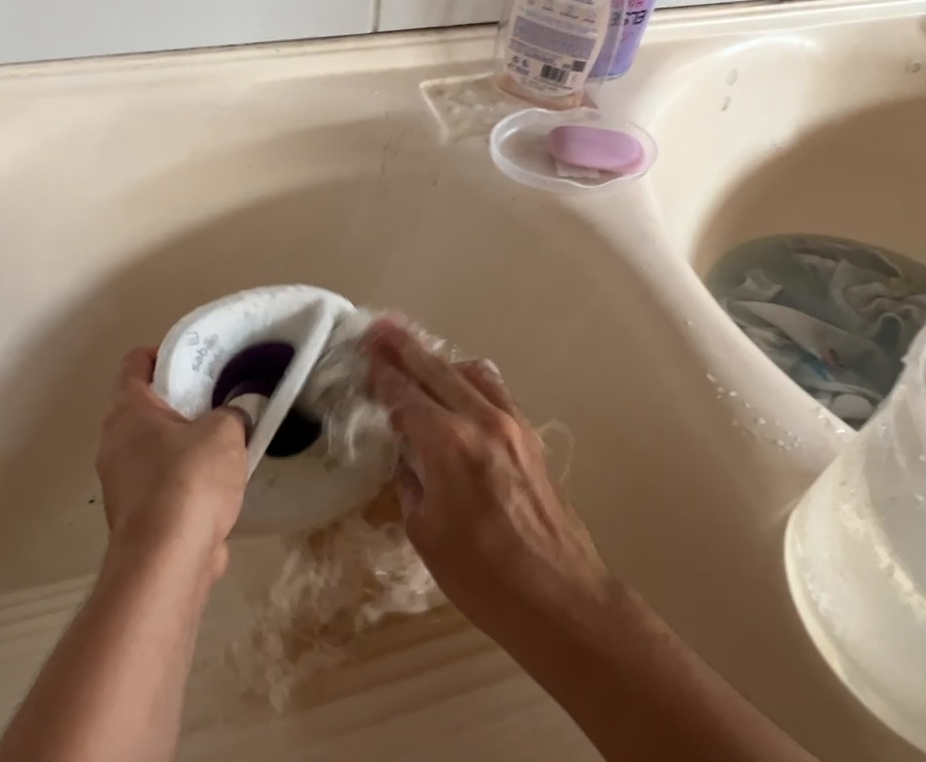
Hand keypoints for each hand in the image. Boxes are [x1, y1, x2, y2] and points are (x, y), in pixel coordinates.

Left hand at [96, 348, 249, 575]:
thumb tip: (234, 418)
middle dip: (182, 400)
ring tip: (226, 442)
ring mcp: (121, 482)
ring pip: (155, 447)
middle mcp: (114, 442)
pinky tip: (218, 484)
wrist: (168, 558)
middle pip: (147, 406)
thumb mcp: (225, 432)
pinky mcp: (137, 515)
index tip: (197, 357)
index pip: (135, 363)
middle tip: (221, 398)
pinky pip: (162, 481)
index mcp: (127, 411)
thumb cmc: (189, 480)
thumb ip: (233, 414)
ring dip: (185, 442)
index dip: (164, 352)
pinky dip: (185, 478)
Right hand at [365, 320, 612, 636]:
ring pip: (473, 374)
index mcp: (449, 443)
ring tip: (416, 352)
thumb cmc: (482, 575)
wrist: (560, 597)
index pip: (407, 396)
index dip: (383, 373)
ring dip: (441, 360)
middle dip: (406, 349)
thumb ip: (411, 484)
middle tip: (381, 328)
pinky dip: (469, 380)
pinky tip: (458, 386)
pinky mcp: (532, 438)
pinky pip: (495, 392)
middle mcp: (483, 421)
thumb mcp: (426, 533)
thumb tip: (408, 459)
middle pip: (439, 371)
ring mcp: (514, 426)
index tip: (366, 351)